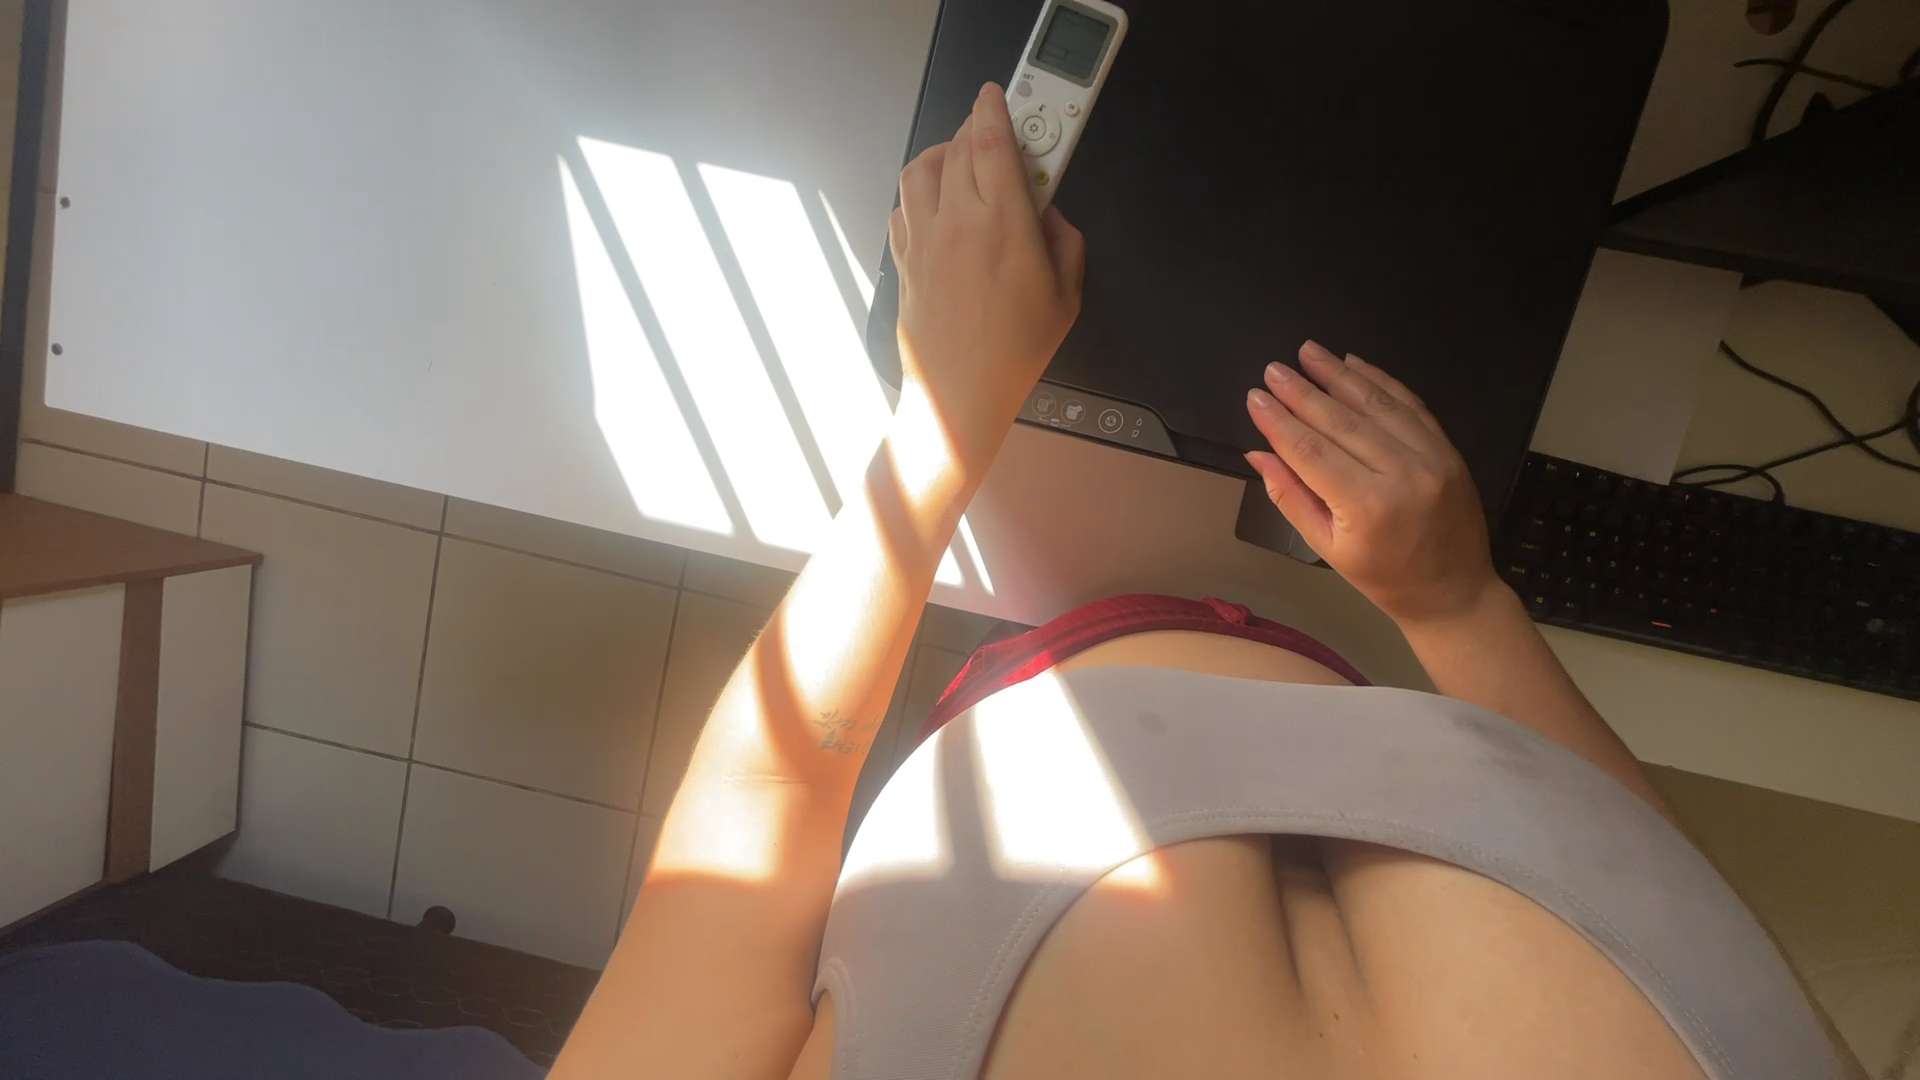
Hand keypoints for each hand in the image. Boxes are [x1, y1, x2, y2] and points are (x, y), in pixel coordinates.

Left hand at [890, 82, 1085, 471]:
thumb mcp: (1064, 299)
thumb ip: (1065, 244)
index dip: (997, 107)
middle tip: (999, 137)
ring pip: (923, 168)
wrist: (958, 394)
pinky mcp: (906, 261)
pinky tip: (937, 206)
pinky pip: (904, 206)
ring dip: (944, 153)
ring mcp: (924, 240)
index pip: (993, 140)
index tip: (1002, 95)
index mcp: (1003, 224)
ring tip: (962, 164)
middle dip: (979, 127)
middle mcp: (957, 222)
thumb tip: (1051, 217)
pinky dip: (920, 193)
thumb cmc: (1010, 355)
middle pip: (960, 145)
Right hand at [1244, 341, 1501, 626]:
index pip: (1311, 451)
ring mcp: (1430, 457)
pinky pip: (1410, 404)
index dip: (1278, 421)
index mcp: (1366, 507)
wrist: (1452, 588)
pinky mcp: (1446, 447)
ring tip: (1308, 352)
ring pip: (1376, 404)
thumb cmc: (1381, 575)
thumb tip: (1259, 454)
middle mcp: (1402, 474)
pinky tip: (1353, 363)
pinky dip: (1379, 380)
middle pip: (1341, 421)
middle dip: (1302, 391)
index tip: (1255, 398)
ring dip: (1338, 374)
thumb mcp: (1324, 546)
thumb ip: (1290, 496)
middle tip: (1273, 369)